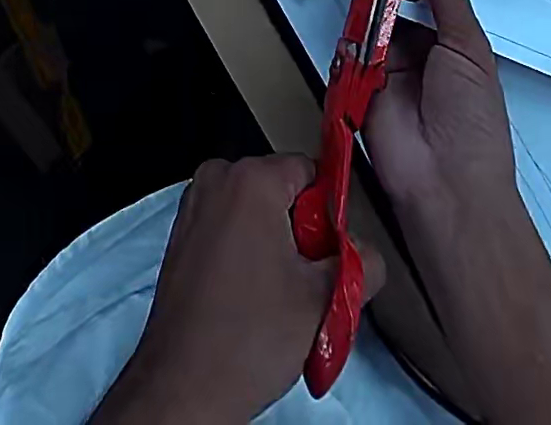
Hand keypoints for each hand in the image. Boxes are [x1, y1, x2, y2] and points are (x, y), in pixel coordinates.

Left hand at [92, 156, 384, 423]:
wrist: (183, 379)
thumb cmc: (253, 333)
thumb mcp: (324, 298)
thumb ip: (362, 263)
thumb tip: (368, 252)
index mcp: (251, 178)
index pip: (310, 170)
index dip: (330, 209)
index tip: (333, 250)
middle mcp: (217, 175)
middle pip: (281, 187)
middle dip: (302, 227)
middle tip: (309, 278)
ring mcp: (193, 200)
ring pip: (254, 207)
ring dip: (275, 239)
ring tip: (281, 291)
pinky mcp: (181, 227)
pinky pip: (228, 220)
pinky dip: (246, 244)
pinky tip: (251, 290)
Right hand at [365, 0, 517, 217]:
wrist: (443, 180)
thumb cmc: (472, 118)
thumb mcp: (467, 48)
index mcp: (447, 41)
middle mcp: (413, 49)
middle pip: (391, 4)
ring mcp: (383, 66)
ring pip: (368, 22)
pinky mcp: (356, 80)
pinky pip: (348, 49)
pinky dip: (349, 31)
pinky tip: (353, 7)